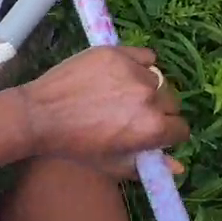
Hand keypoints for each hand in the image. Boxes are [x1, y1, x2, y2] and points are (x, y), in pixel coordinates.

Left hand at [12, 46, 186, 176]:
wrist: (41, 114)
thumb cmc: (75, 145)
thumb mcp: (113, 164)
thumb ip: (148, 167)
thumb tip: (178, 167)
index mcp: (153, 127)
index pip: (181, 128)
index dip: (167, 133)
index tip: (151, 132)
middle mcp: (149, 97)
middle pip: (171, 102)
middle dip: (159, 110)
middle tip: (133, 113)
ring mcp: (132, 71)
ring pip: (156, 79)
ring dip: (146, 87)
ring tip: (121, 93)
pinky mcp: (116, 53)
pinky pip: (145, 55)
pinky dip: (140, 63)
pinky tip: (124, 72)